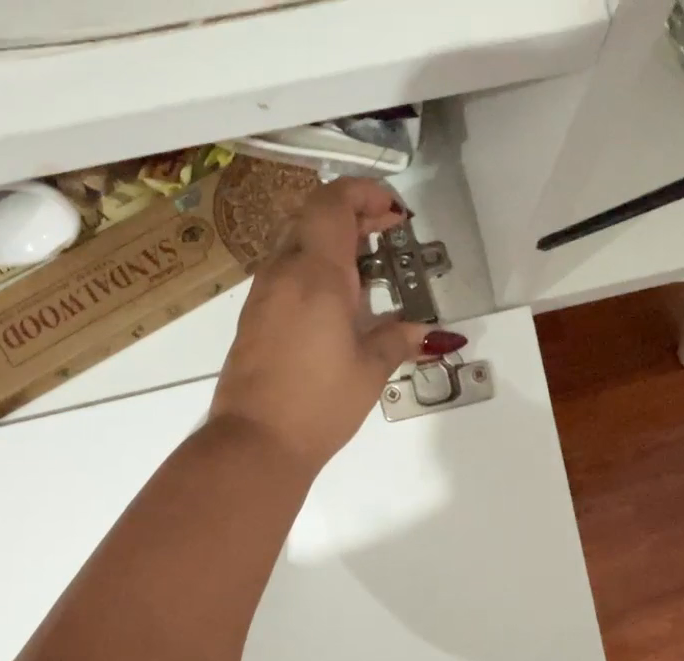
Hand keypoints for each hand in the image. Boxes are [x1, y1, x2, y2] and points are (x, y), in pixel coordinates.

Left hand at [208, 177, 460, 473]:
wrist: (255, 442)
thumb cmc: (318, 404)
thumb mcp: (370, 370)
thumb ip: (398, 340)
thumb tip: (429, 335)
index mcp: (315, 274)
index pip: (333, 203)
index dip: (365, 195)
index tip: (394, 214)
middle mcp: (283, 272)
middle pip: (312, 217)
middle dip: (351, 215)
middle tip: (385, 234)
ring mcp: (263, 295)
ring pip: (294, 243)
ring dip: (330, 243)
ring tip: (366, 271)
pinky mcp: (254, 319)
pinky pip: (284, 274)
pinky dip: (313, 270)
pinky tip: (338, 305)